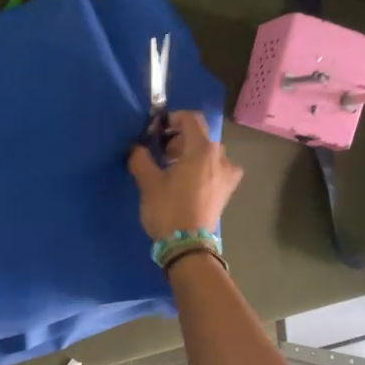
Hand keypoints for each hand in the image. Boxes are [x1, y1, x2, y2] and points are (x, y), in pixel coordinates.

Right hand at [128, 111, 243, 240]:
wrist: (188, 246)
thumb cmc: (168, 210)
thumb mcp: (149, 183)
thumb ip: (141, 159)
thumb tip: (136, 148)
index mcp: (202, 149)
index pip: (191, 119)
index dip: (172, 119)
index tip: (156, 130)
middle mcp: (220, 156)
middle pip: (200, 136)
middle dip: (179, 139)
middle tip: (161, 154)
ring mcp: (228, 173)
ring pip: (209, 153)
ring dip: (191, 155)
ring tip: (173, 170)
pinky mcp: (227, 190)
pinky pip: (215, 169)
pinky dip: (202, 168)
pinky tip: (189, 182)